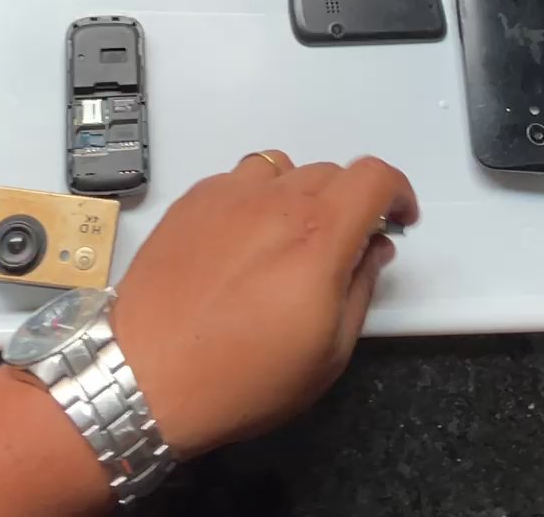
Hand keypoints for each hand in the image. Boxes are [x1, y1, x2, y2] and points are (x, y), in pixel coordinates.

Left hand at [109, 151, 418, 457]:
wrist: (146, 373)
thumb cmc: (239, 375)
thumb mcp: (327, 354)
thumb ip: (360, 288)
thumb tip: (372, 250)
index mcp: (317, 235)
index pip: (374, 176)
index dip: (396, 191)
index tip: (397, 216)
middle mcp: (275, 200)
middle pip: (332, 172)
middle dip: (350, 203)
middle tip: (342, 246)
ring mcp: (230, 194)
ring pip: (285, 168)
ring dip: (301, 194)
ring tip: (290, 236)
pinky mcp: (195, 198)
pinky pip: (240, 178)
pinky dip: (256, 196)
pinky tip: (244, 238)